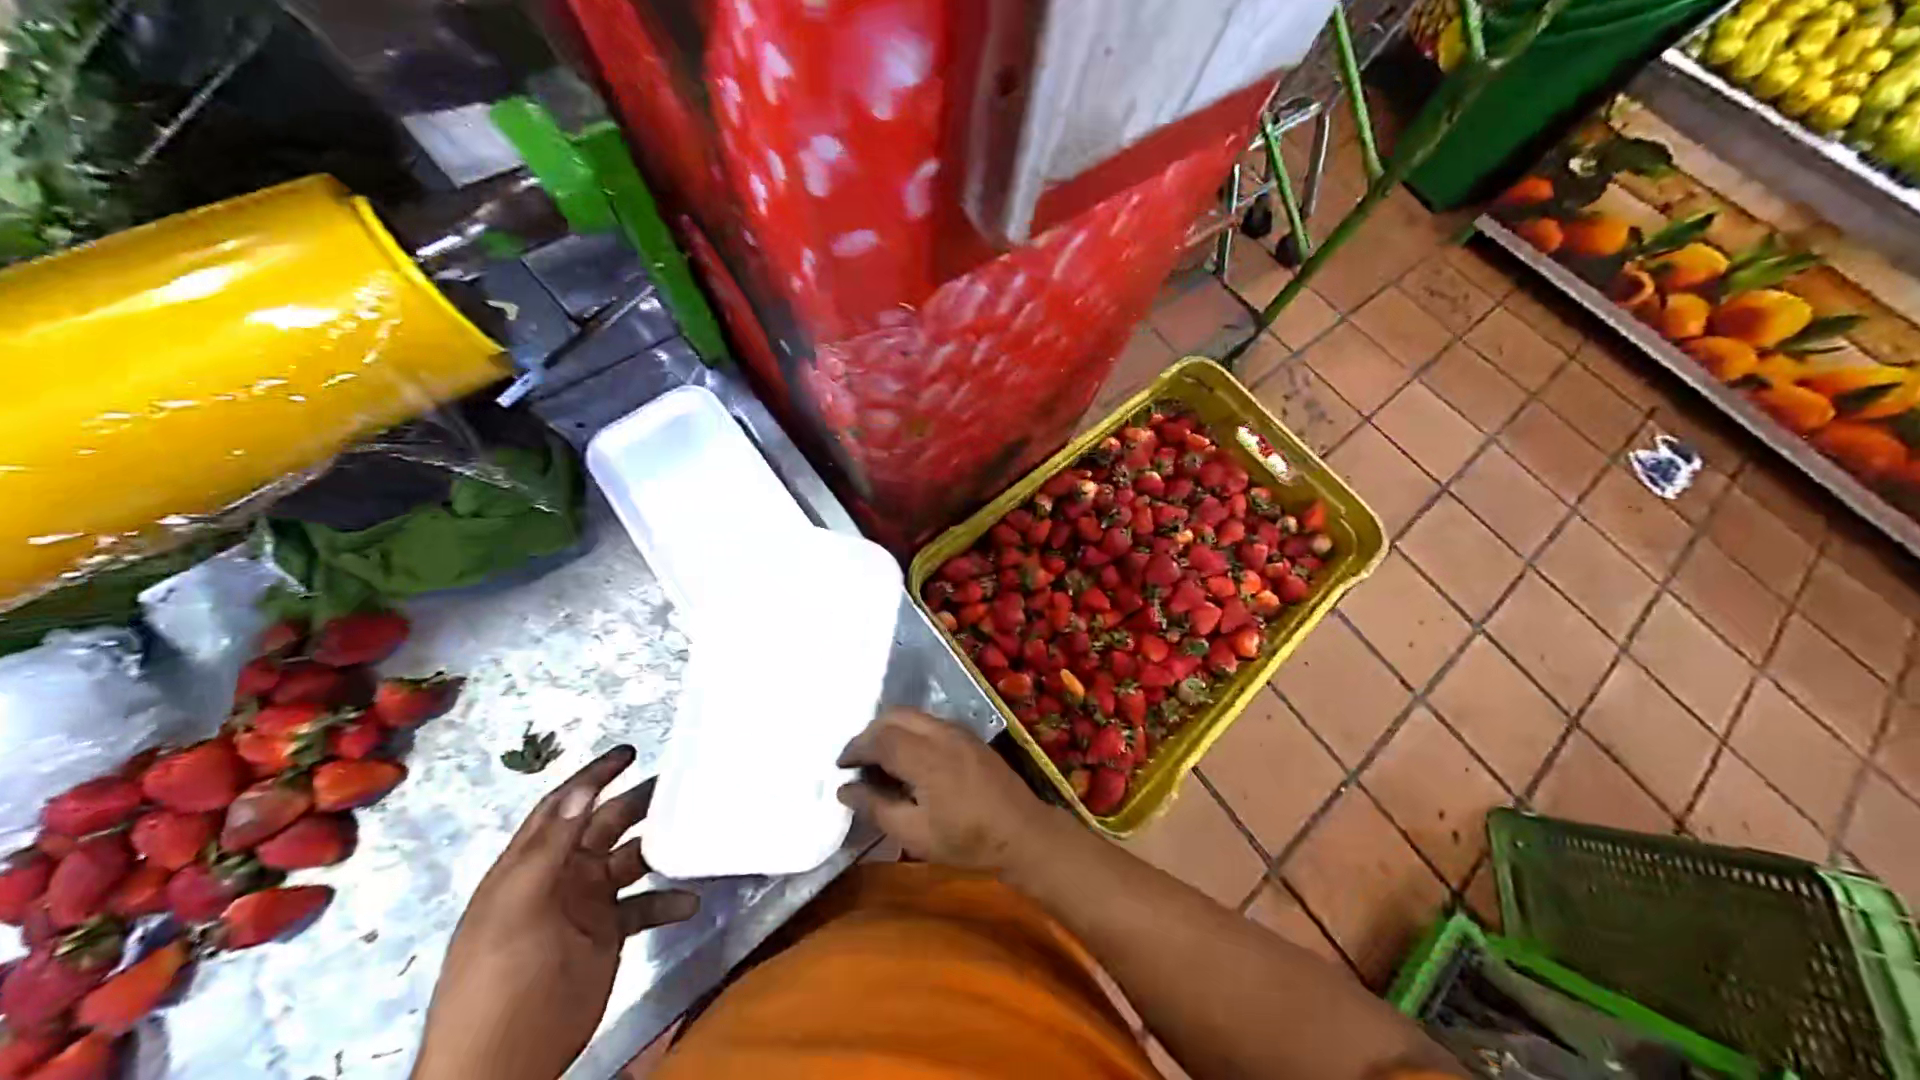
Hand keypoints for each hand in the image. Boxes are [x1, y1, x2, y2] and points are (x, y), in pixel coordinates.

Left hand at [412, 746, 697, 1079]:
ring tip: (692, 834)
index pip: (563, 807)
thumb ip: (550, 846)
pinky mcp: (607, 935)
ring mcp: (586, 906)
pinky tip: (690, 902)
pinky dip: (667, 902)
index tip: (628, 753)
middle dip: (638, 804)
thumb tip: (582, 791)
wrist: (501, 1062)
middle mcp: (560, 876)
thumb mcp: (518, 905)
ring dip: (659, 848)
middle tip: (678, 784)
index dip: (593, 778)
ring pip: (630, 861)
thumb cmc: (499, 977)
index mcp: (531, 864)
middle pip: (604, 826)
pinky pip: (643, 906)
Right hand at [836, 707, 1060, 871]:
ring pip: (913, 716)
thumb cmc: (967, 840)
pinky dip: (909, 731)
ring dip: (890, 730)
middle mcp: (941, 734)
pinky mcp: (969, 736)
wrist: (1023, 832)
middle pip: (895, 716)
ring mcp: (958, 731)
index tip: (841, 766)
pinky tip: (908, 759)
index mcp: (926, 757)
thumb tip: (844, 790)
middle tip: (856, 760)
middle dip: (870, 733)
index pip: (880, 739)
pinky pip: (930, 722)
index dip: (855, 749)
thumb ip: (876, 807)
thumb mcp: (915, 834)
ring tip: (879, 760)